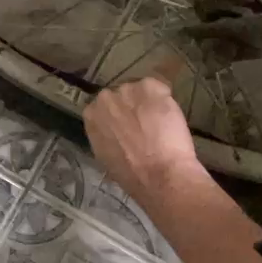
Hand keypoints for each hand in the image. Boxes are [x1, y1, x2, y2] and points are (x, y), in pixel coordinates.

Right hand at [85, 78, 205, 199]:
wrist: (159, 174)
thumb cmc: (131, 175)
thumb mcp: (105, 156)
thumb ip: (106, 136)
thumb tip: (114, 132)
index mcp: (91, 116)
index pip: (105, 108)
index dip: (119, 116)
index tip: (129, 126)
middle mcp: (105, 98)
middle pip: (122, 96)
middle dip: (132, 106)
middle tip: (145, 123)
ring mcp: (128, 90)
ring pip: (141, 91)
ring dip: (149, 102)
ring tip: (160, 122)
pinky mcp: (150, 87)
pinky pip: (159, 89)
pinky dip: (165, 100)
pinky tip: (170, 118)